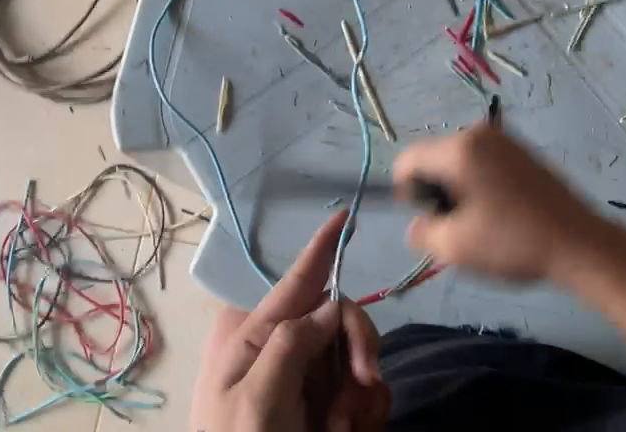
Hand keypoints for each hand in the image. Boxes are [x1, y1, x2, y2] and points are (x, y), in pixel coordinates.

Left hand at [190, 212, 388, 431]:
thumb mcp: (256, 400)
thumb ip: (291, 343)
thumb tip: (325, 308)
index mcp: (257, 340)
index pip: (295, 281)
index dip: (321, 247)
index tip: (344, 215)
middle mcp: (287, 355)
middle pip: (339, 317)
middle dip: (358, 343)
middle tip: (364, 381)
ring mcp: (310, 387)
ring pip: (359, 357)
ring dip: (362, 391)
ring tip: (341, 430)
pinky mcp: (331, 417)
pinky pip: (367, 395)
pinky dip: (368, 413)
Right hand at [394, 124, 606, 282]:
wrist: (580, 244)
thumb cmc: (514, 243)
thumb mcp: (456, 247)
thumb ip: (422, 232)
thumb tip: (416, 223)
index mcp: (459, 149)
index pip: (409, 159)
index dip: (406, 191)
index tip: (427, 219)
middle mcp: (478, 132)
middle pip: (434, 158)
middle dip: (436, 191)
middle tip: (459, 227)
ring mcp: (503, 138)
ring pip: (458, 161)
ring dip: (459, 190)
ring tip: (483, 223)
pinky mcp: (521, 150)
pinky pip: (482, 161)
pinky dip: (480, 184)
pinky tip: (501, 212)